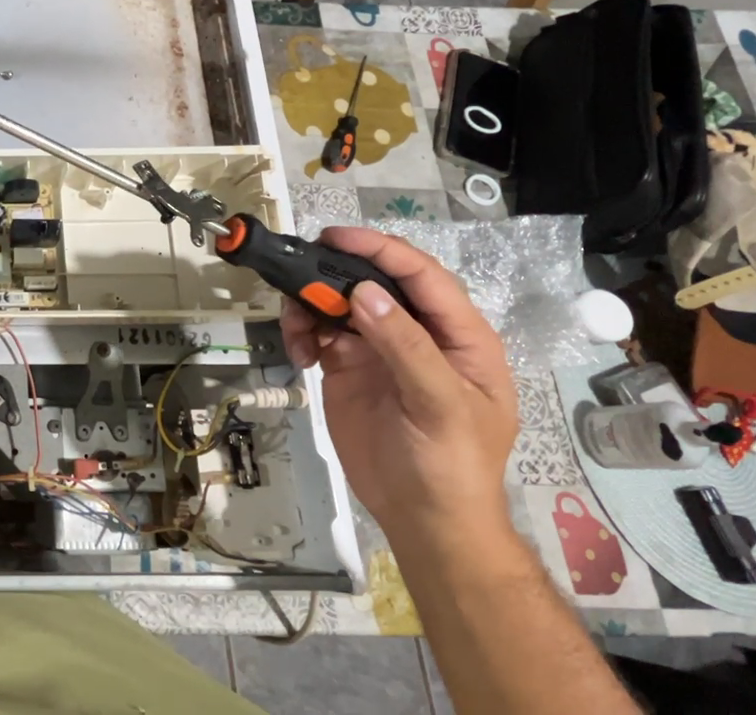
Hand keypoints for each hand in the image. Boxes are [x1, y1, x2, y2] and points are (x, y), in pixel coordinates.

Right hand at [281, 228, 517, 543]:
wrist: (422, 518)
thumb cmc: (451, 464)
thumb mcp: (439, 405)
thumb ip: (405, 346)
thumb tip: (364, 291)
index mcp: (458, 335)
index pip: (422, 276)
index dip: (381, 250)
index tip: (335, 238)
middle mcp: (417, 333)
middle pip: (373, 282)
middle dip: (334, 274)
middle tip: (297, 275)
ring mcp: (379, 349)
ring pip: (339, 303)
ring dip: (311, 305)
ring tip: (297, 329)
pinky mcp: (347, 366)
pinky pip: (319, 331)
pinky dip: (302, 333)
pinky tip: (299, 354)